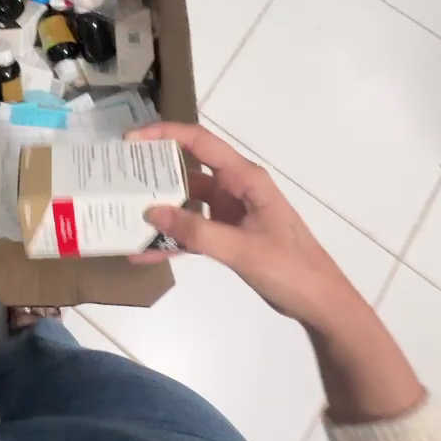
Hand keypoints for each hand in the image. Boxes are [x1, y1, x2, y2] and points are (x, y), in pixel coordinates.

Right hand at [127, 121, 361, 326]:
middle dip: (153, 171)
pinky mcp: (227, 235)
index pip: (199, 141)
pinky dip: (171, 238)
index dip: (164, 134)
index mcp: (244, 178)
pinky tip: (144, 252)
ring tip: (123, 213)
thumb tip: (150, 212)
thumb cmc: (291, 268)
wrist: (323, 306)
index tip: (131, 141)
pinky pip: (192, 230)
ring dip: (159, 209)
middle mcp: (234, 187)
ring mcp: (230, 211)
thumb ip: (197, 231)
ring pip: (186, 201)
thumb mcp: (242, 250)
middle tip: (118, 176)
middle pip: (187, 168)